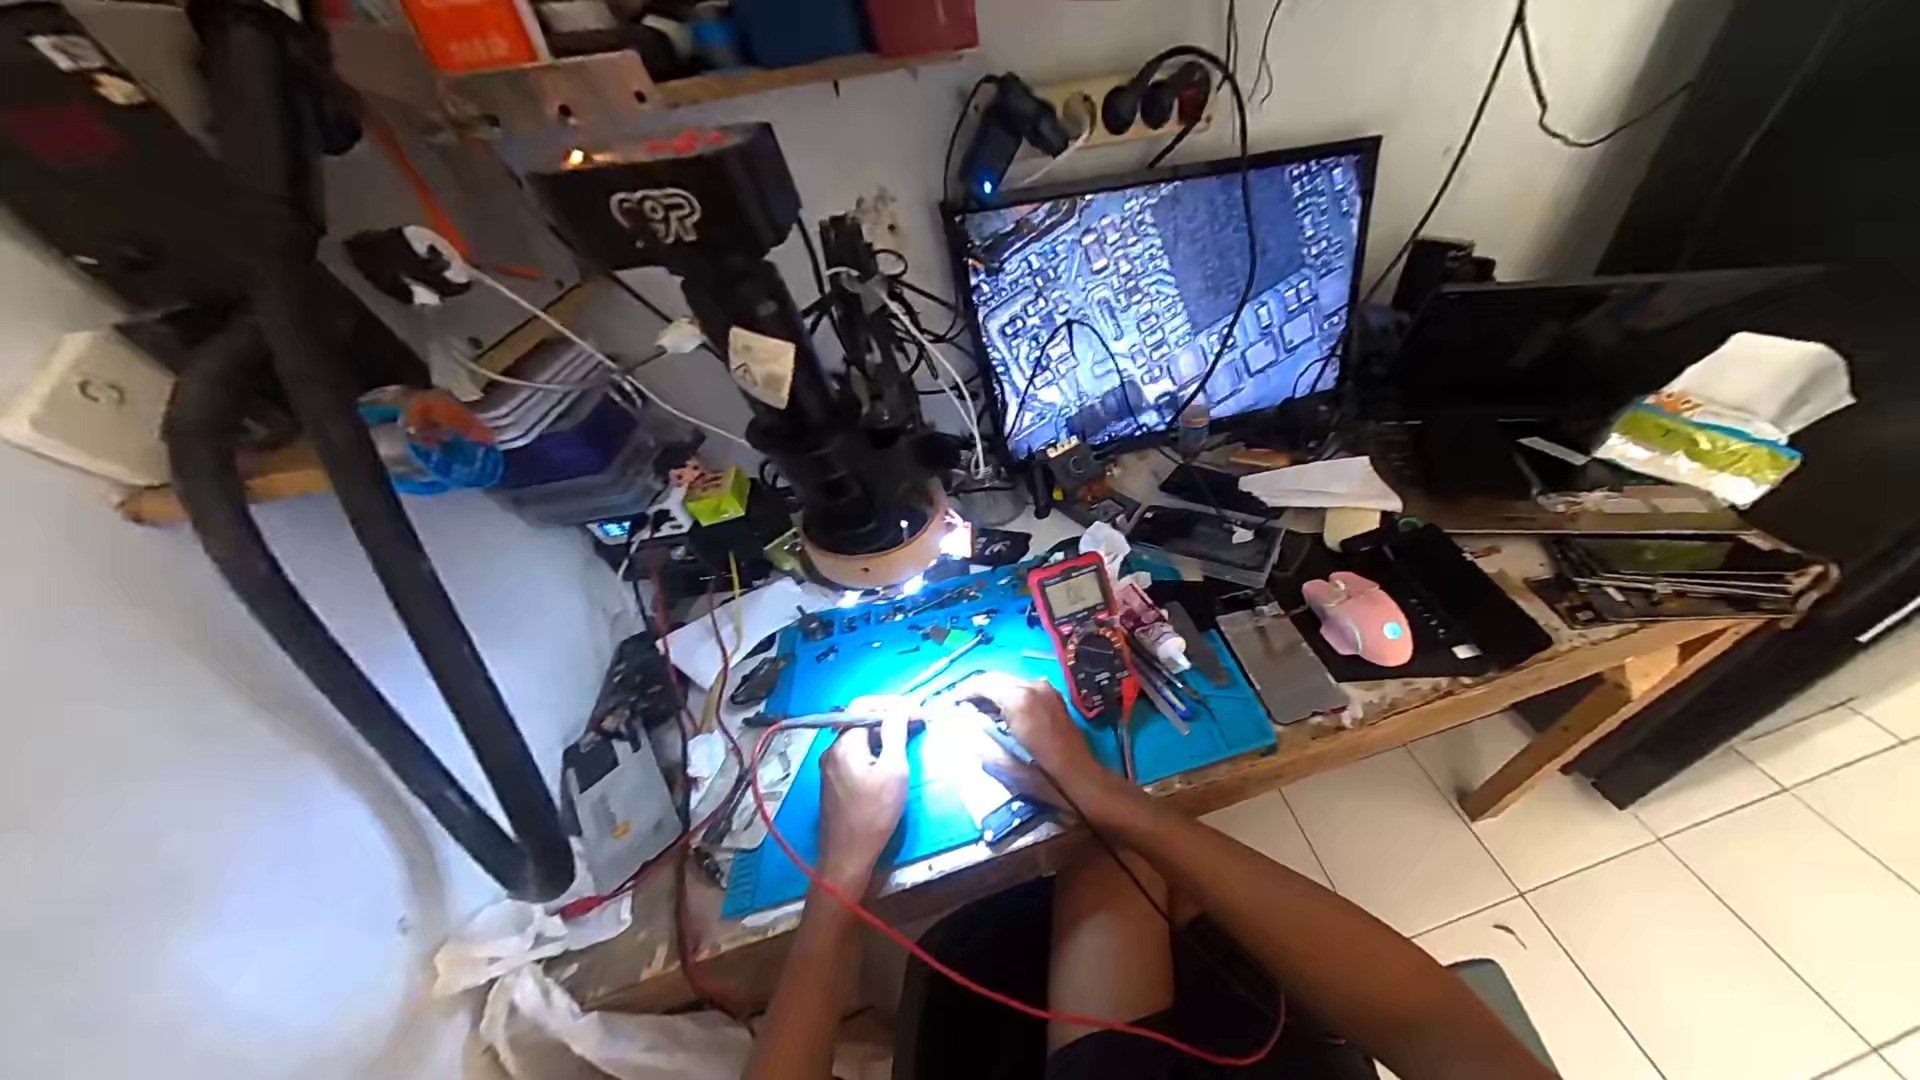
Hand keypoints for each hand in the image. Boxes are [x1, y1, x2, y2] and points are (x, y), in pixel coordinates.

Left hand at [816, 714, 908, 892]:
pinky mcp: (833, 780)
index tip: (918, 710)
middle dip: (889, 716)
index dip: (893, 704)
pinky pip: (855, 753)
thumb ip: (895, 733)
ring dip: (882, 733)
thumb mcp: (893, 770)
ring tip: (907, 735)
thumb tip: (899, 708)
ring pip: (858, 737)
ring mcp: (830, 766)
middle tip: (916, 721)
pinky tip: (889, 755)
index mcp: (844, 743)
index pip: (866, 706)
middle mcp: (832, 749)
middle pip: (861, 720)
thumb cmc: (874, 814)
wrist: (846, 858)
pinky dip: (873, 748)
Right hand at [953, 673, 1114, 808]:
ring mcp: (1046, 689)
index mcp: (1019, 699)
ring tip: (976, 709)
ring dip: (991, 691)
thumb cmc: (1042, 775)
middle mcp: (1032, 686)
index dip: (963, 691)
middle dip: (975, 689)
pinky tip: (1000, 711)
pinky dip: (1007, 694)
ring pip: (1009, 680)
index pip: (982, 683)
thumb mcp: (1003, 761)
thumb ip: (980, 737)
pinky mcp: (1053, 696)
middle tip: (959, 704)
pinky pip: (1023, 687)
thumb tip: (962, 723)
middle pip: (995, 678)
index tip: (950, 702)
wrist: (1082, 778)